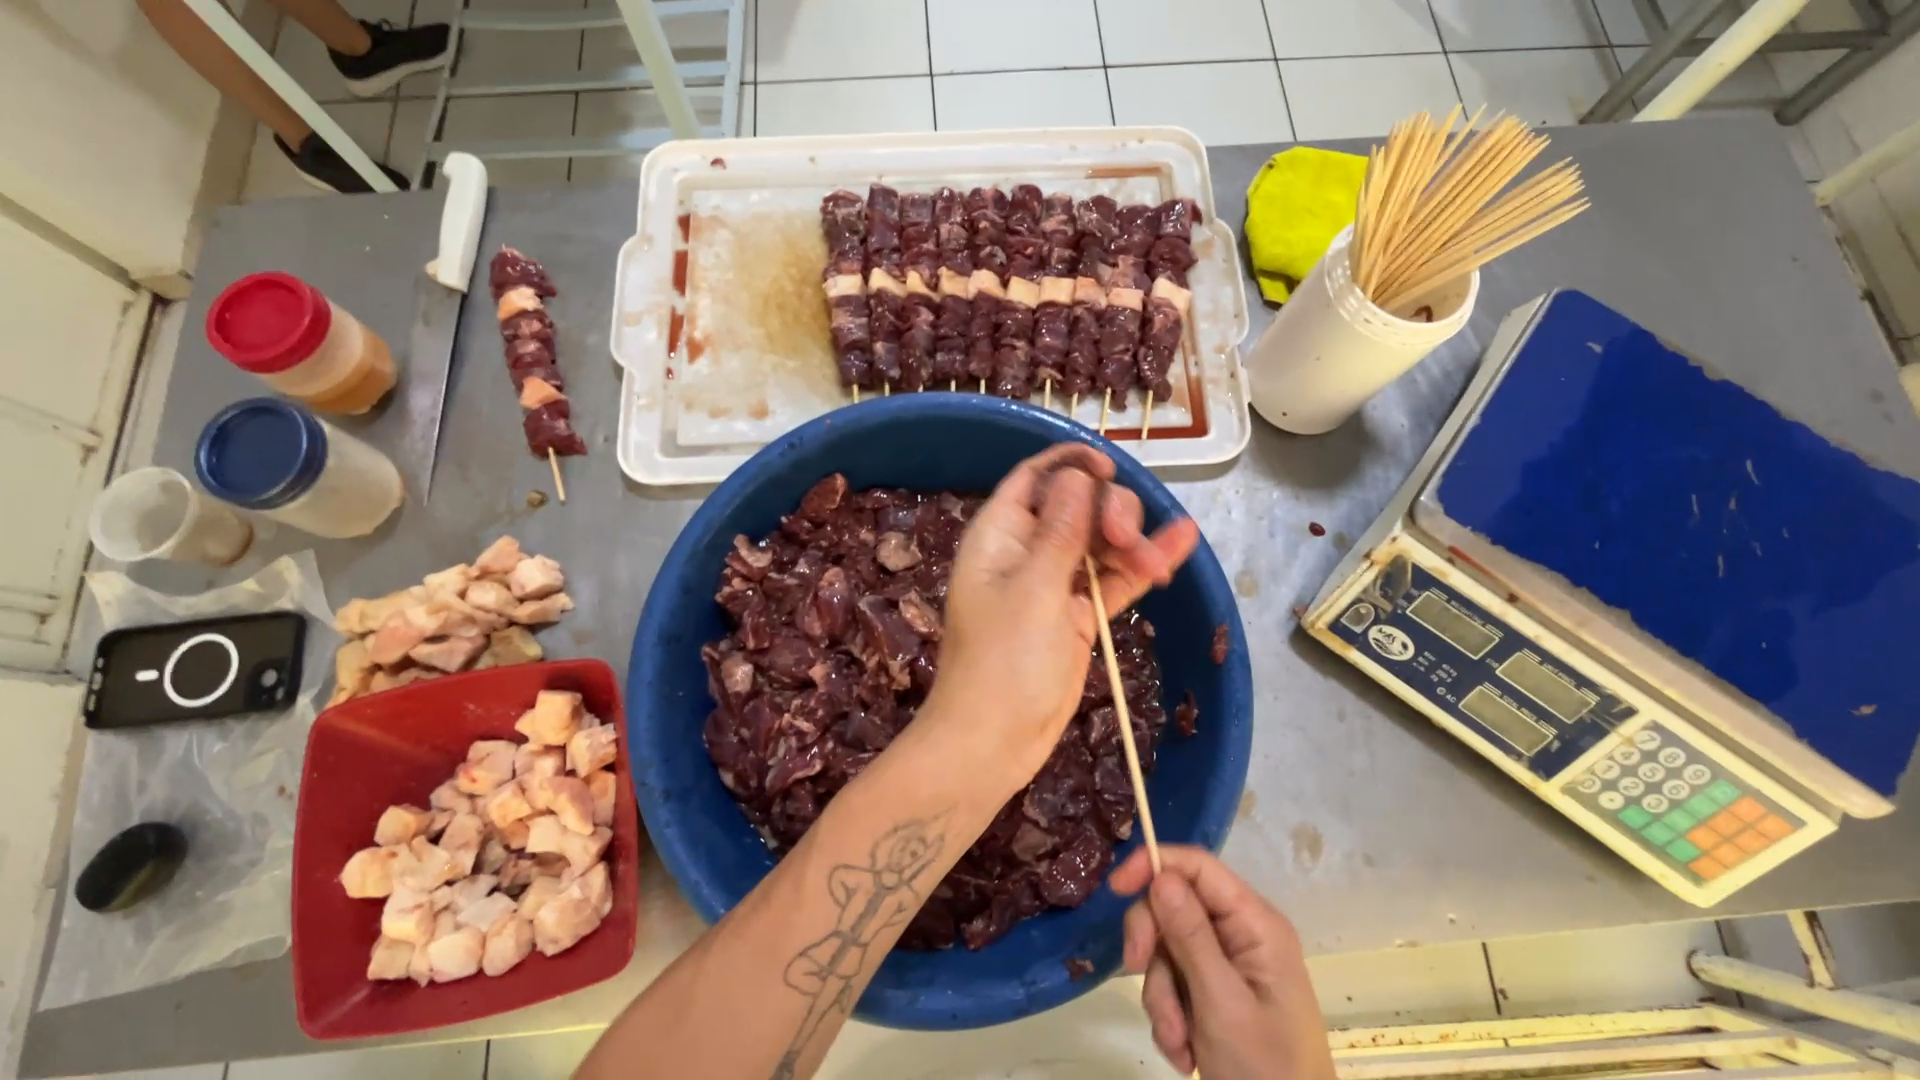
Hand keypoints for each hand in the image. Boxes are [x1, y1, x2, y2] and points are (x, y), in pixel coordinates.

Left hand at [929, 444, 1199, 782]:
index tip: (1109, 467)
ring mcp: (1055, 585)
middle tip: (1124, 538)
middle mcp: (1027, 552)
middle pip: (1077, 506)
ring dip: (1132, 543)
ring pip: (1101, 542)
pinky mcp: (1079, 615)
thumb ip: (1060, 530)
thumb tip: (1078, 475)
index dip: (1070, 464)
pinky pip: (1114, 580)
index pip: (1034, 479)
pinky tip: (1181, 545)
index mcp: (1000, 535)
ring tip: (1158, 565)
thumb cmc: (1003, 662)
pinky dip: (1142, 566)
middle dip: (1109, 511)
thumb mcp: (1033, 589)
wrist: (995, 741)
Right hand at [1110, 846, 1335, 1079]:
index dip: (1154, 865)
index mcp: (1255, 925)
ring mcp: (1227, 968)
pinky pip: (1171, 986)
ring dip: (1161, 997)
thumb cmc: (1266, 1073)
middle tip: (1134, 973)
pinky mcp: (1214, 998)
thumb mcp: (1222, 1004)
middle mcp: (1241, 937)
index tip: (1114, 889)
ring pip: (1166, 952)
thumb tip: (1161, 874)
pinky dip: (1169, 1019)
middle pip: (1174, 907)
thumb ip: (1190, 936)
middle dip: (1152, 946)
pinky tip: (1185, 1054)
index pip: (1198, 867)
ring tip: (1179, 1043)